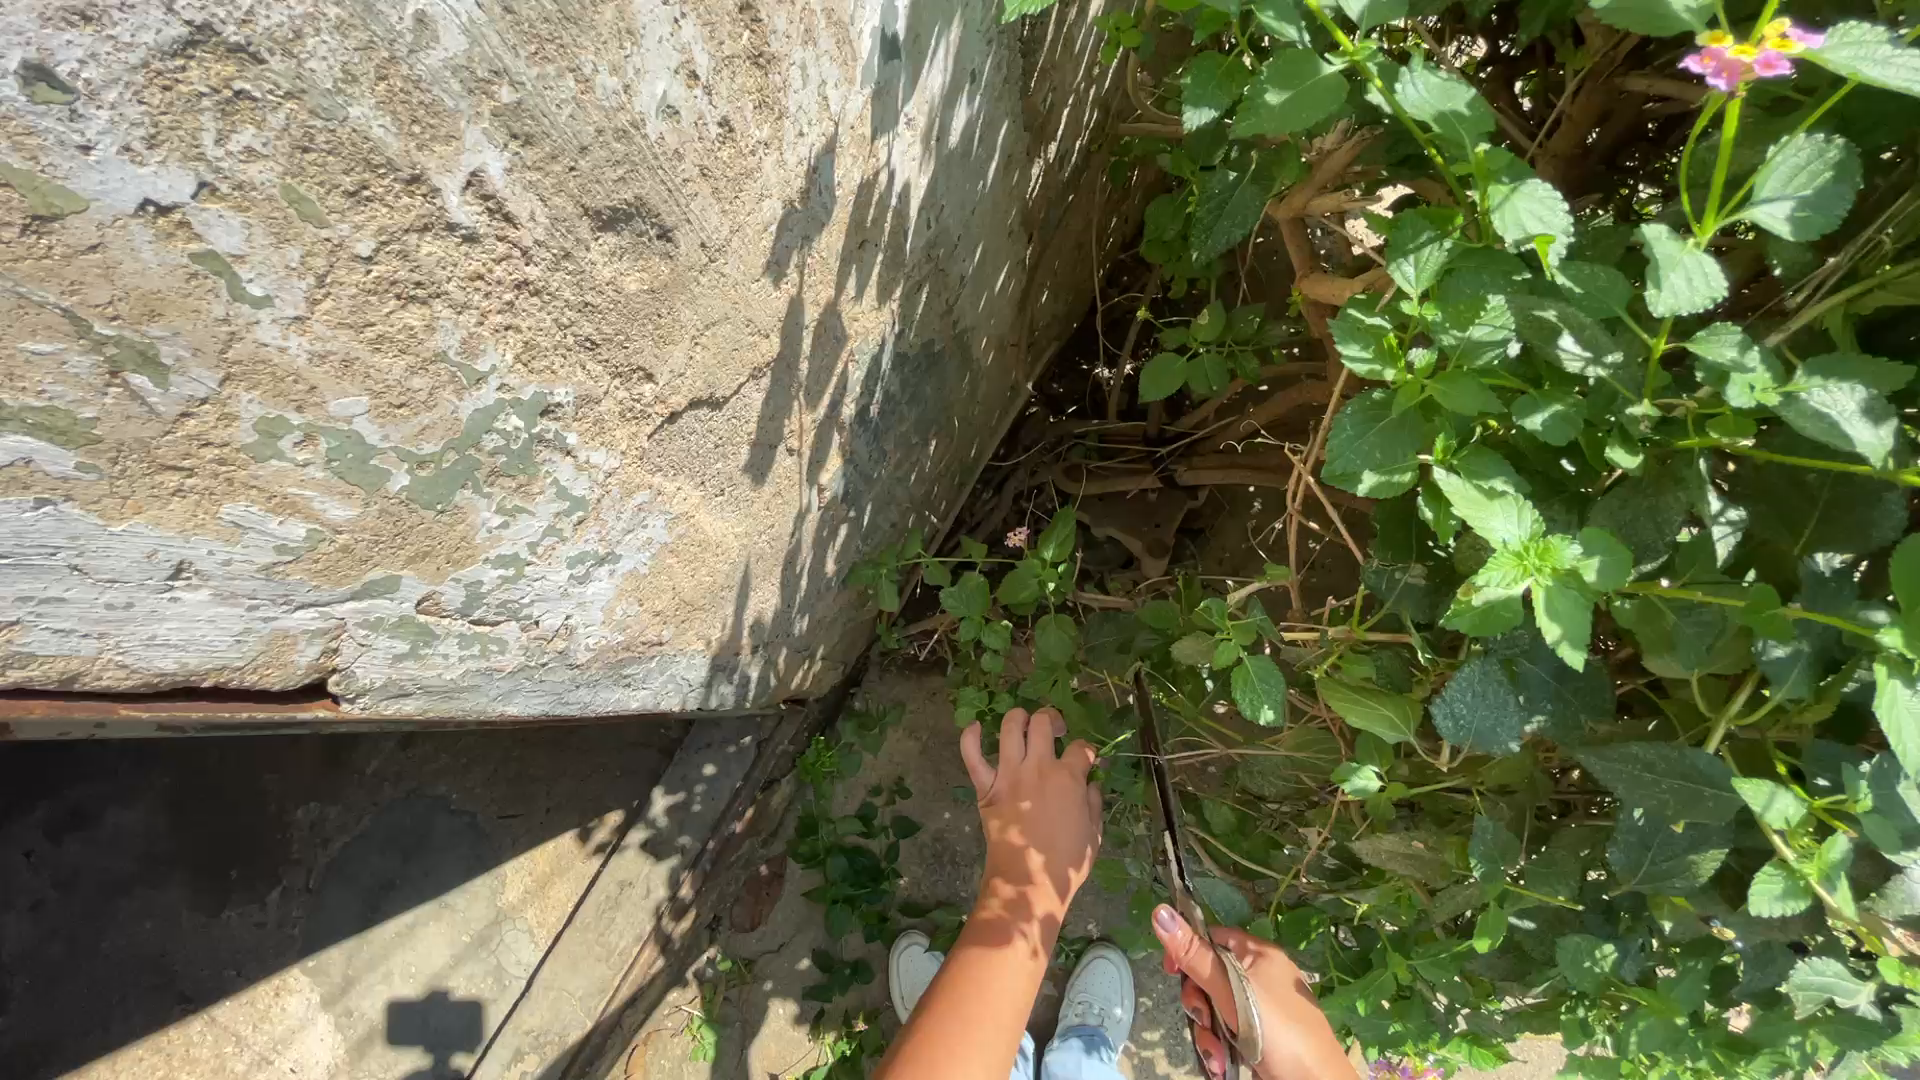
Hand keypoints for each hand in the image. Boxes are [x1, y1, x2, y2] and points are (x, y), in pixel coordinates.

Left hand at [959, 707, 1102, 924]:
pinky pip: (972, 754)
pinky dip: (971, 737)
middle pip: (1044, 723)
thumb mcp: (1094, 833)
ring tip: (1025, 724)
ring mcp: (1009, 774)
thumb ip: (1094, 802)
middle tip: (1055, 731)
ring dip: (1019, 718)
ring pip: (1011, 726)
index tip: (1087, 759)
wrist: (1028, 882)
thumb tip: (1093, 782)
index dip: (1087, 751)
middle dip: (1052, 720)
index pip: (1082, 748)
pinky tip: (977, 727)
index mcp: (1068, 777)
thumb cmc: (1066, 863)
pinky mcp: (986, 786)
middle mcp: (1038, 767)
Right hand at [1153, 905, 1358, 1079]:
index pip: (1211, 938)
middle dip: (1199, 1004)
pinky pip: (1225, 1033)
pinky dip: (1219, 1049)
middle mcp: (1258, 978)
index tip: (1170, 972)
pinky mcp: (1257, 1039)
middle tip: (1204, 1021)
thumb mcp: (1231, 990)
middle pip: (1208, 976)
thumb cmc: (1278, 1031)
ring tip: (1216, 1056)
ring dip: (1208, 1035)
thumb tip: (1159, 910)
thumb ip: (1194, 954)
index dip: (1187, 951)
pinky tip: (1221, 1066)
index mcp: (1257, 954)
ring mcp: (1258, 1010)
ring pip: (1214, 1009)